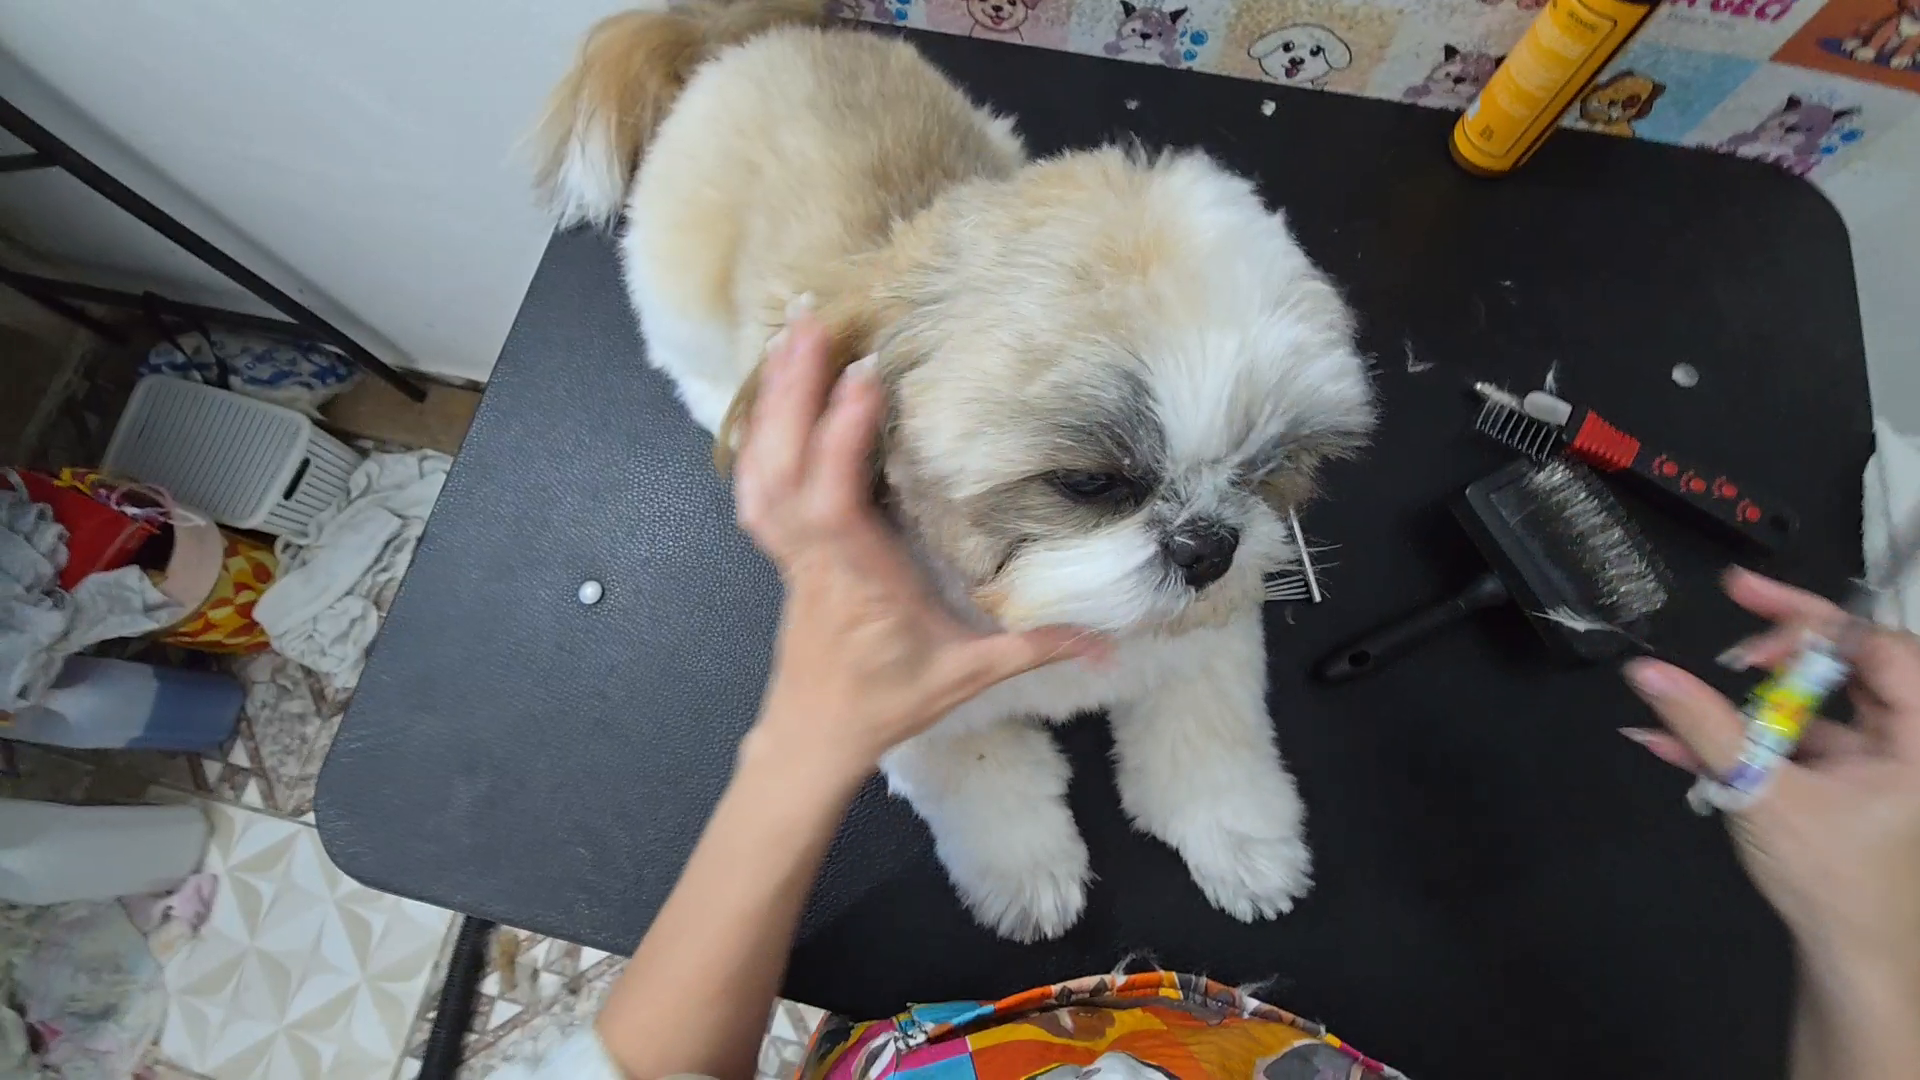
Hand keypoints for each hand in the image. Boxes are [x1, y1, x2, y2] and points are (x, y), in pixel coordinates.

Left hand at [732, 316, 1107, 780]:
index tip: (863, 373)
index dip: (842, 436)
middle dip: (792, 391)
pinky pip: (756, 487)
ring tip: (785, 337)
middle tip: (807, 319)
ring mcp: (789, 553)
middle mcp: (814, 557)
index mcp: (860, 579)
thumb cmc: (886, 703)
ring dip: (771, 402)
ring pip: (761, 470)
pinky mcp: (782, 552)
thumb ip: (1034, 649)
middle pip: (784, 468)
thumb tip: (1109, 642)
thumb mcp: (966, 675)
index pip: (836, 502)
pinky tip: (768, 400)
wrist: (813, 735)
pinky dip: (757, 437)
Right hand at [1619, 568, 1919, 979]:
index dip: (1813, 619)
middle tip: (1726, 648)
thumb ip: (1702, 727)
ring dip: (1734, 706)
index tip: (1745, 595)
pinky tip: (1663, 743)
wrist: (1853, 954)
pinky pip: (1776, 744)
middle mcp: (1900, 744)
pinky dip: (1723, 740)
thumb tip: (1644, 670)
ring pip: (1801, 709)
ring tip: (1676, 709)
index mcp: (1917, 743)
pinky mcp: (1829, 783)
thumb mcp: (1761, 793)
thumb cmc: (1835, 876)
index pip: (1880, 651)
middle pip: (1843, 671)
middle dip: (1775, 654)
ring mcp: (1865, 764)